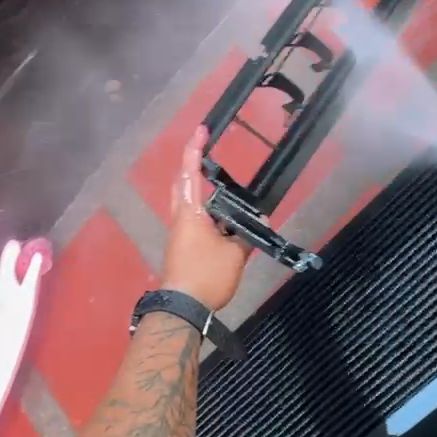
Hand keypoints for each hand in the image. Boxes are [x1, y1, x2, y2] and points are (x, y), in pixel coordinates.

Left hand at [160, 127, 249, 312]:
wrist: (182, 306)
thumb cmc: (206, 275)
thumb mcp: (234, 255)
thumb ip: (246, 235)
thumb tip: (258, 221)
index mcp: (190, 212)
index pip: (190, 173)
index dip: (195, 149)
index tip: (202, 130)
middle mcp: (180, 217)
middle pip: (181, 183)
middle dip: (191, 164)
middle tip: (205, 152)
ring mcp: (178, 232)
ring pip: (185, 201)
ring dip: (198, 188)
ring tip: (219, 185)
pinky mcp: (181, 246)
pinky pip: (191, 218)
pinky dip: (204, 209)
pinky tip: (221, 217)